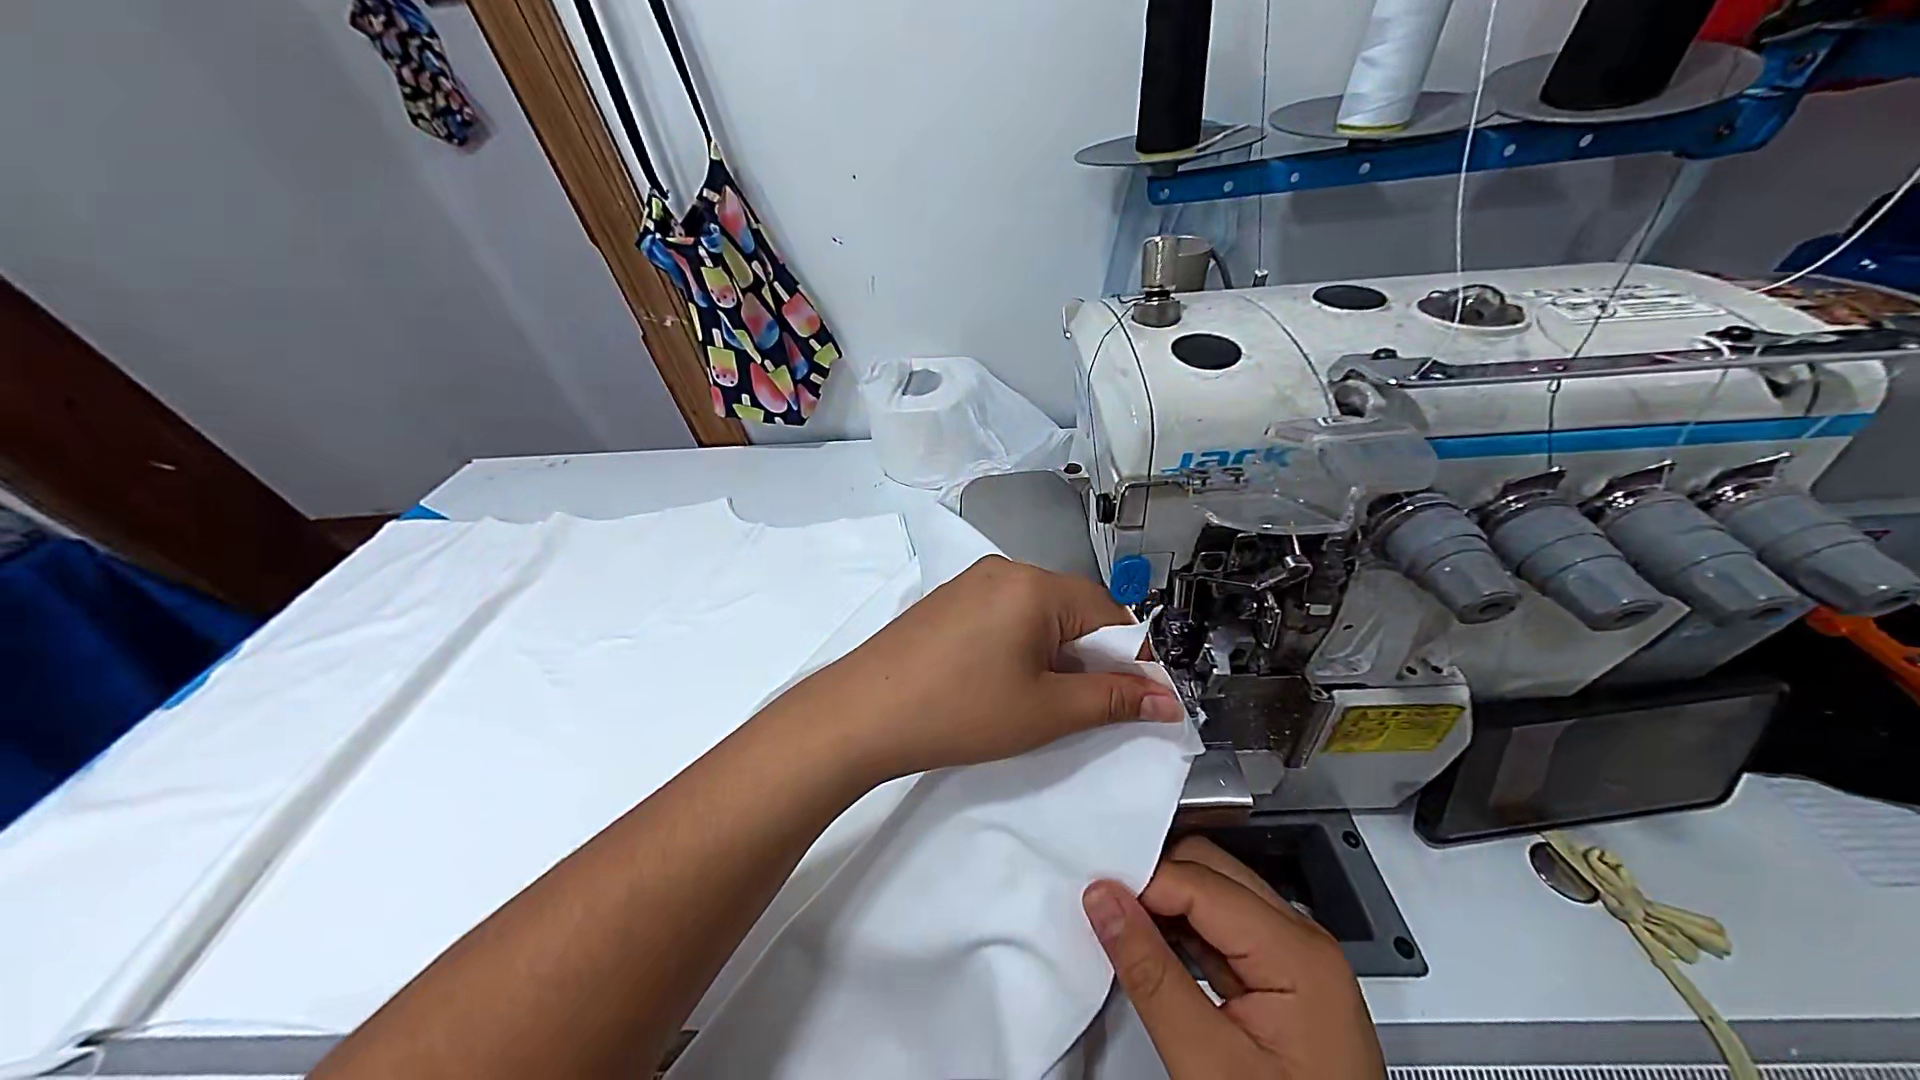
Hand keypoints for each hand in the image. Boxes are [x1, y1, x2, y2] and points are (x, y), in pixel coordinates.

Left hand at [777, 556, 1183, 780]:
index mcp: (1034, 584)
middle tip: (1089, 707)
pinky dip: (1021, 646)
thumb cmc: (959, 710)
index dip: (1132, 659)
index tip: (1139, 701)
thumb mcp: (1047, 711)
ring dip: (1056, 654)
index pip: (1110, 614)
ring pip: (1038, 614)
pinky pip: (1004, 615)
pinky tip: (1005, 682)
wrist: (861, 714)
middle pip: (1073, 610)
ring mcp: (970, 582)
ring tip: (1045, 700)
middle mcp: (1004, 569)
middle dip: (1091, 657)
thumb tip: (1167, 701)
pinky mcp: (947, 601)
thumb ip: (1113, 700)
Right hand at [1082, 837, 1384, 1078]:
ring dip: (1163, 904)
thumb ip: (1151, 974)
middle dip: (1152, 881)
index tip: (1096, 897)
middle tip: (1105, 908)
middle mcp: (1302, 943)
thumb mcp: (1210, 1063)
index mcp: (1297, 953)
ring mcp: (1294, 960)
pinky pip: (1220, 927)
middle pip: (1209, 869)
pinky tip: (1153, 951)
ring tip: (1122, 929)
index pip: (1199, 881)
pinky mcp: (1280, 980)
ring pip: (1211, 893)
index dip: (1141, 883)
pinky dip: (1180, 929)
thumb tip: (1108, 903)